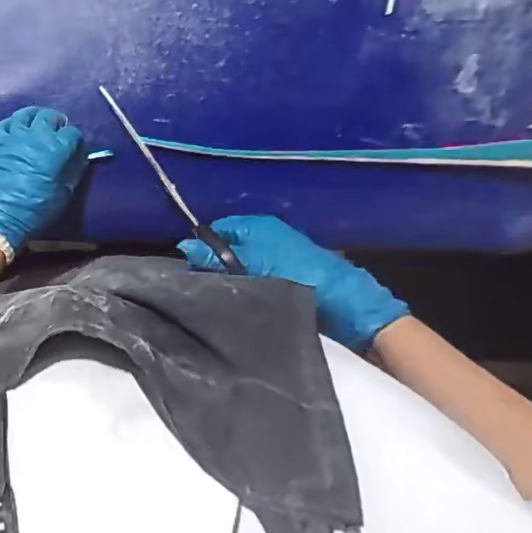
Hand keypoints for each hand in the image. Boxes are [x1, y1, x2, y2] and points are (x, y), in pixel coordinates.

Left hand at [0, 106, 88, 256]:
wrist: (1, 215)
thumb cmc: (38, 208)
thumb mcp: (65, 192)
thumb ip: (74, 169)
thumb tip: (78, 156)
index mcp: (57, 148)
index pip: (72, 133)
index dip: (75, 140)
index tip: (74, 147)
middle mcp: (36, 135)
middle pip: (49, 116)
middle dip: (56, 122)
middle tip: (57, 132)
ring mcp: (14, 136)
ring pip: (26, 114)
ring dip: (34, 117)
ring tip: (37, 125)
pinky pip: (5, 124)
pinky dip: (12, 124)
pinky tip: (16, 130)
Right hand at [178, 215, 406, 351]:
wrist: (348, 307)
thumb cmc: (298, 275)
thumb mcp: (253, 264)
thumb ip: (216, 257)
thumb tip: (183, 246)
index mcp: (257, 224)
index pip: (216, 229)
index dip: (203, 245)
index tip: (192, 267)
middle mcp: (265, 235)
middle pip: (226, 247)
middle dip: (214, 262)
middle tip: (203, 282)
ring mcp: (275, 256)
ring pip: (238, 264)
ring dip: (229, 276)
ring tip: (220, 292)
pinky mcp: (283, 276)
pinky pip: (253, 277)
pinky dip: (245, 286)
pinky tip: (240, 298)